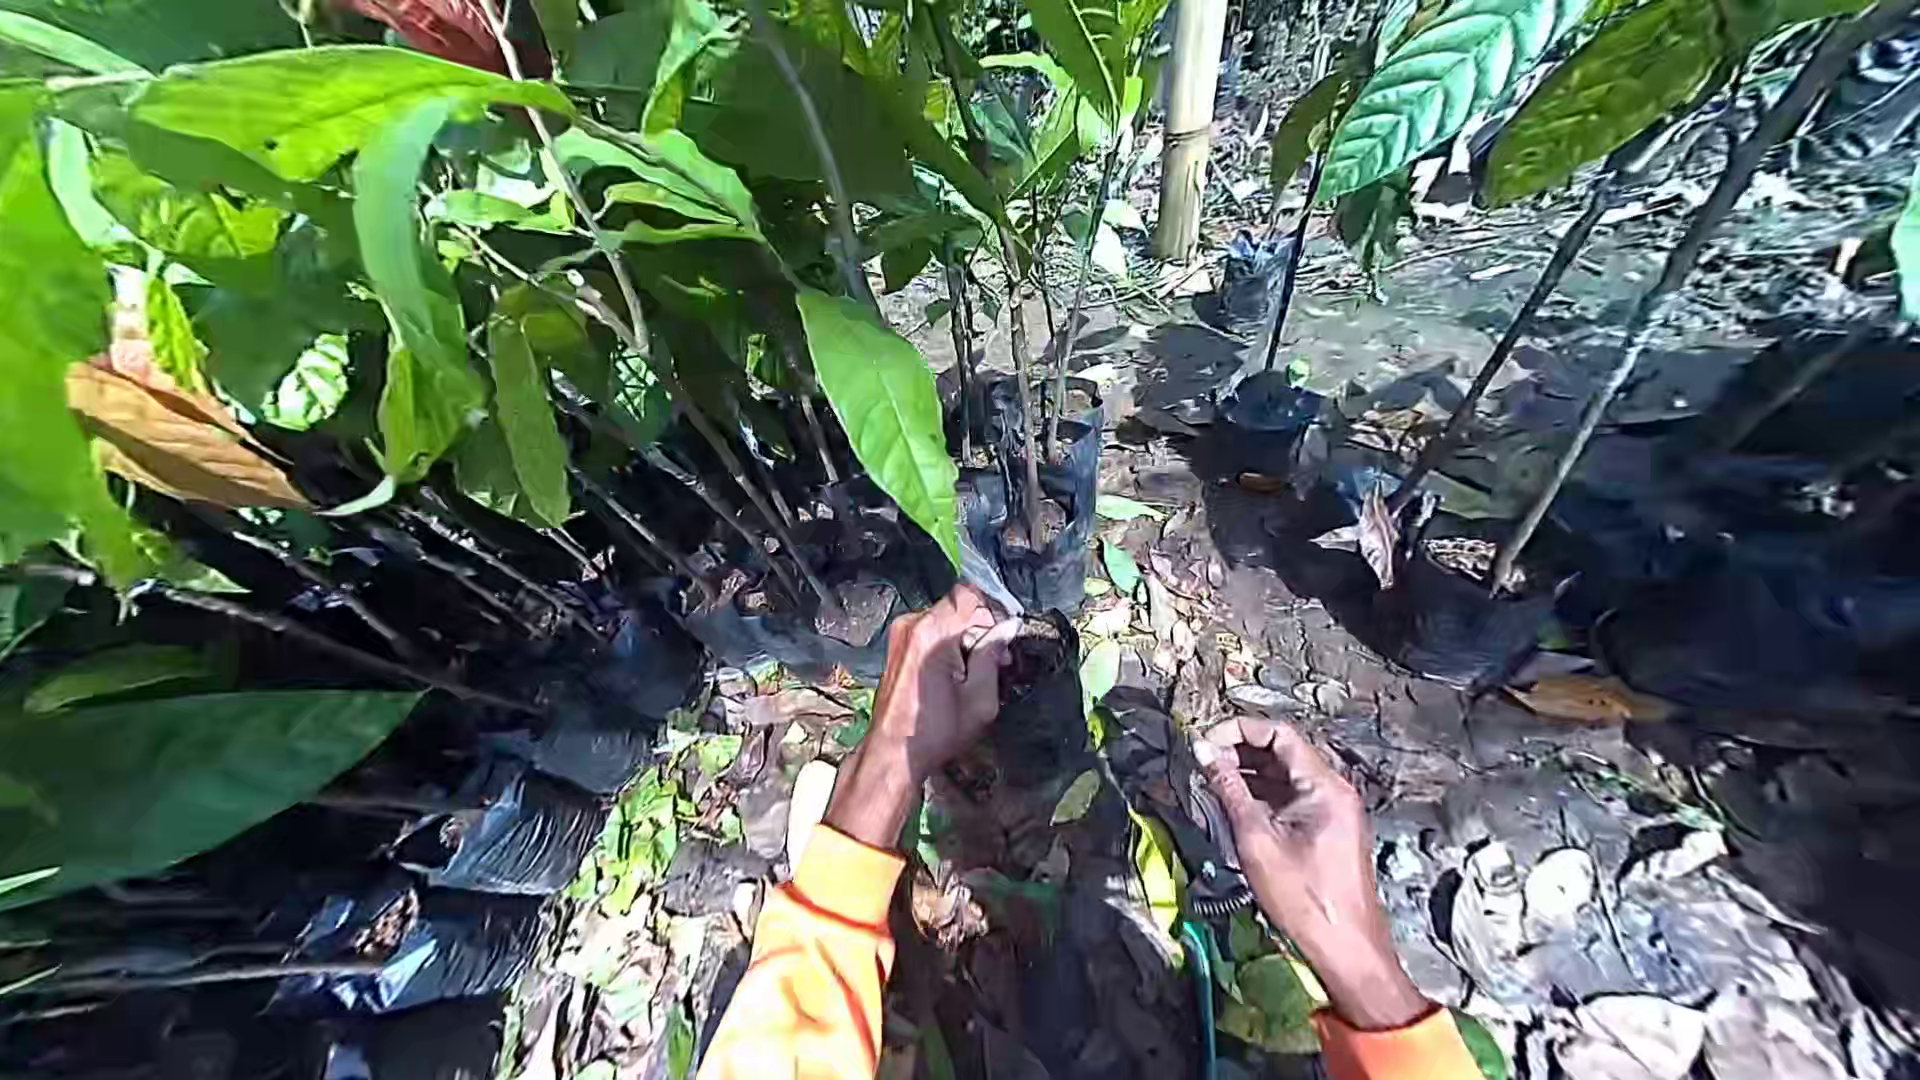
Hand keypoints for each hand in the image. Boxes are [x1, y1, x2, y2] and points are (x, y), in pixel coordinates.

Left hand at [824, 586, 1018, 849]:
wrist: (894, 753)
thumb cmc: (934, 732)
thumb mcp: (980, 698)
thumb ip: (994, 654)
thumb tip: (1007, 627)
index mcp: (932, 633)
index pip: (970, 594)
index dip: (994, 608)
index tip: (1007, 628)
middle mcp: (913, 625)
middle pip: (959, 607)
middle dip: (983, 628)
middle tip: (1000, 658)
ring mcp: (902, 633)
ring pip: (947, 619)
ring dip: (967, 638)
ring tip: (980, 670)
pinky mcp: (899, 645)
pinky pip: (933, 631)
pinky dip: (950, 644)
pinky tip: (959, 672)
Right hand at [1196, 717, 1429, 1030]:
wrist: (1348, 955)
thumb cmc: (1303, 897)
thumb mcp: (1256, 837)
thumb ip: (1228, 787)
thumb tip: (1202, 748)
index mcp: (1324, 786)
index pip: (1278, 733)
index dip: (1238, 730)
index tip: (1207, 744)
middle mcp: (1332, 789)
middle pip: (1280, 749)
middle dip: (1238, 749)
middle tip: (1205, 762)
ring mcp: (1330, 808)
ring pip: (1281, 771)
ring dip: (1246, 771)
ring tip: (1212, 780)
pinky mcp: (1324, 826)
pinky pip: (1287, 793)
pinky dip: (1258, 791)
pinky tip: (1232, 802)